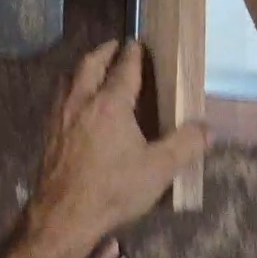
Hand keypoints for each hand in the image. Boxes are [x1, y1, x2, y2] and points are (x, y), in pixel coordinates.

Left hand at [26, 41, 210, 249]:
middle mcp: (82, 101)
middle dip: (103, 52)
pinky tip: (76, 103)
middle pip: (90, 65)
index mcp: (110, 104)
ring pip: (70, 79)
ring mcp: (60, 116)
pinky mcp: (48, 133)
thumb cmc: (113, 189)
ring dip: (84, 68)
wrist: (64, 215)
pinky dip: (71, 89)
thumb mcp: (159, 170)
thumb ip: (185, 145)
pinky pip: (60, 98)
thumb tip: (208, 129)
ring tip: (94, 69)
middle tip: (114, 46)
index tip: (137, 43)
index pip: (124, 69)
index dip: (133, 54)